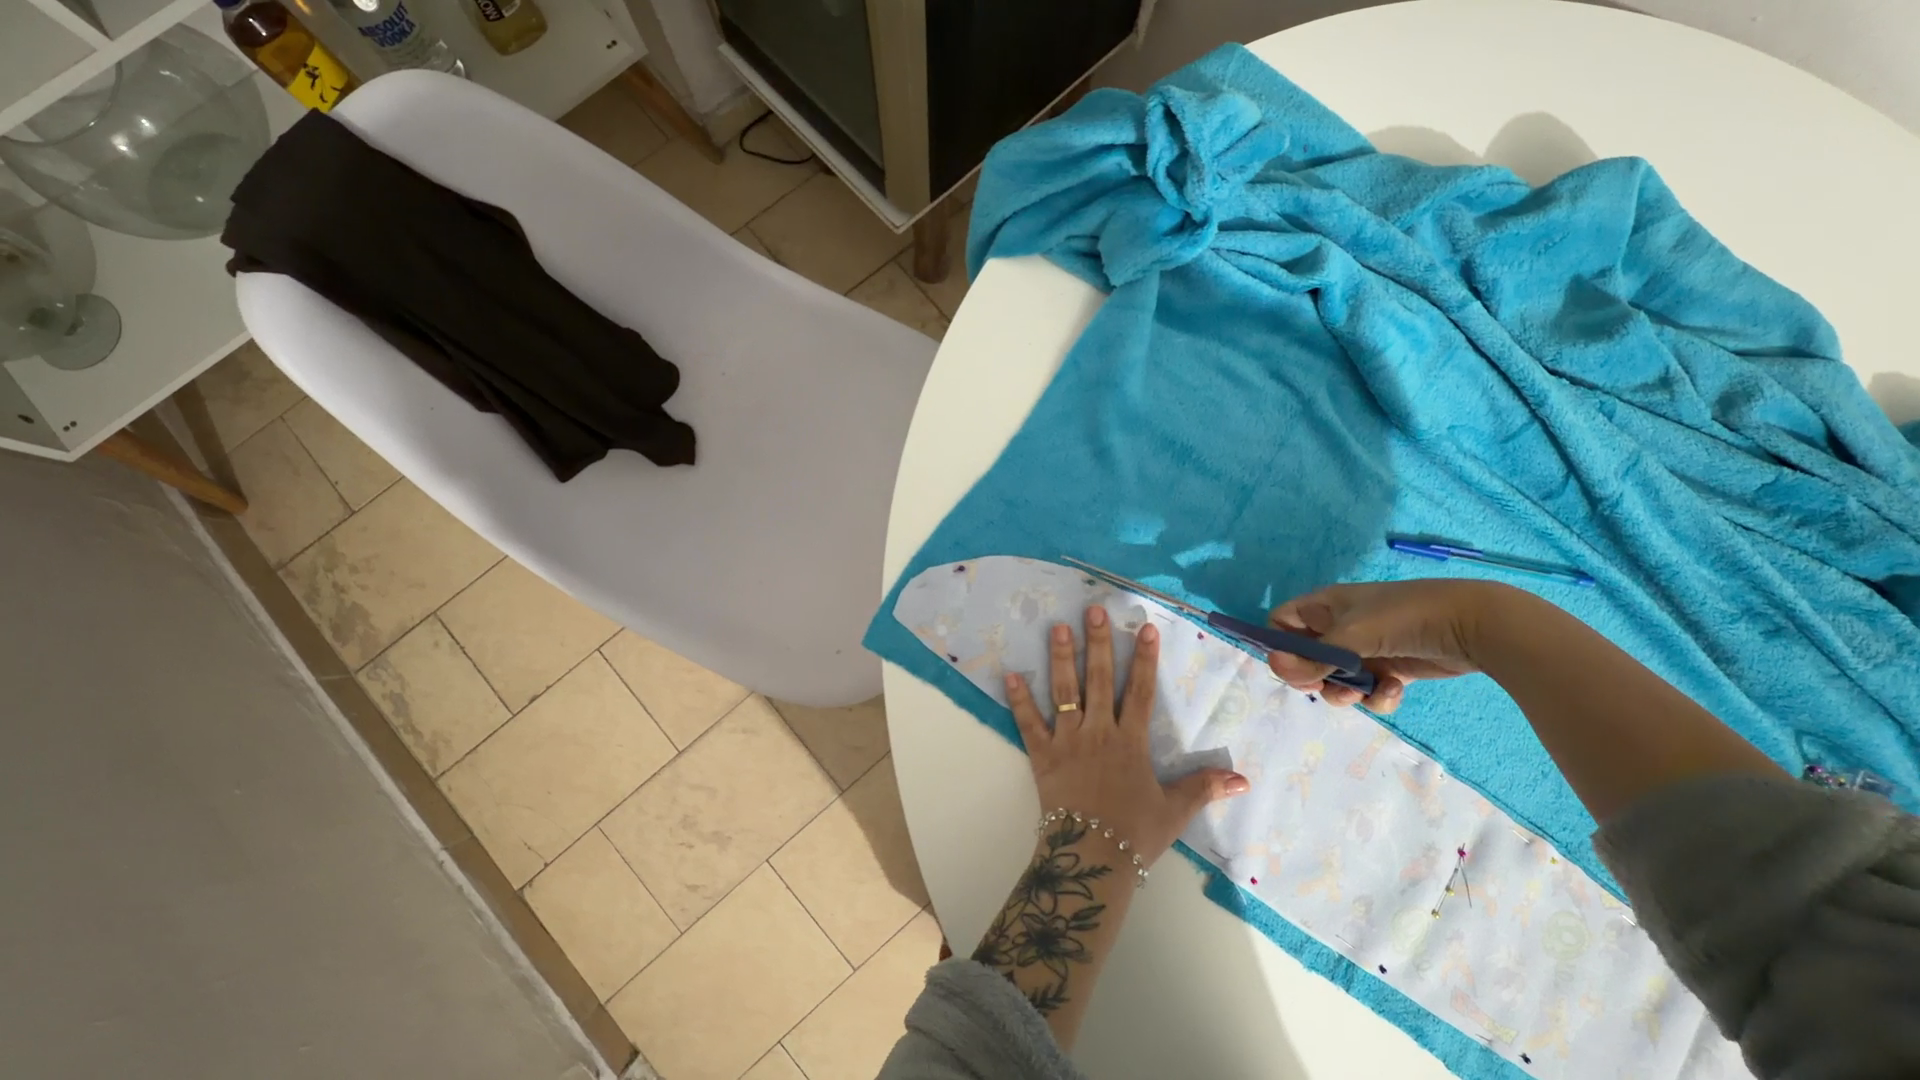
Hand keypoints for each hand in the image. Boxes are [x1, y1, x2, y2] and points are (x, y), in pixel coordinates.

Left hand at [1005, 606, 1249, 865]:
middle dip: (1099, 643)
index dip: (1145, 659)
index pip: (1141, 691)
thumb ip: (1204, 788)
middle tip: (1093, 610)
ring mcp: (1068, 742)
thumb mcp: (1175, 811)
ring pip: (1064, 692)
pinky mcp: (1042, 756)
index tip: (1144, 627)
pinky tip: (1009, 675)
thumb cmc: (1134, 834)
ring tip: (1057, 627)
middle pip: (1100, 680)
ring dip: (1061, 658)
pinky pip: (1028, 723)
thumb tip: (1243, 779)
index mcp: (1132, 742)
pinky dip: (1018, 700)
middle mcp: (1099, 732)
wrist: (1092, 858)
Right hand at [1266, 579, 1508, 712]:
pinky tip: (1394, 691)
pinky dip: (1377, 696)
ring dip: (1345, 693)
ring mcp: (1366, 649)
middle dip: (1315, 678)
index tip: (1292, 667)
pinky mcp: (1391, 669)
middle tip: (1328, 686)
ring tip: (1364, 693)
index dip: (1280, 646)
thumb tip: (1275, 668)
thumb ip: (1314, 657)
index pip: (1282, 623)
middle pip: (1306, 659)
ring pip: (1336, 680)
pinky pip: (1369, 689)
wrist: (1473, 624)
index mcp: (1325, 607)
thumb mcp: (1352, 636)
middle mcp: (1340, 627)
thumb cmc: (1404, 617)